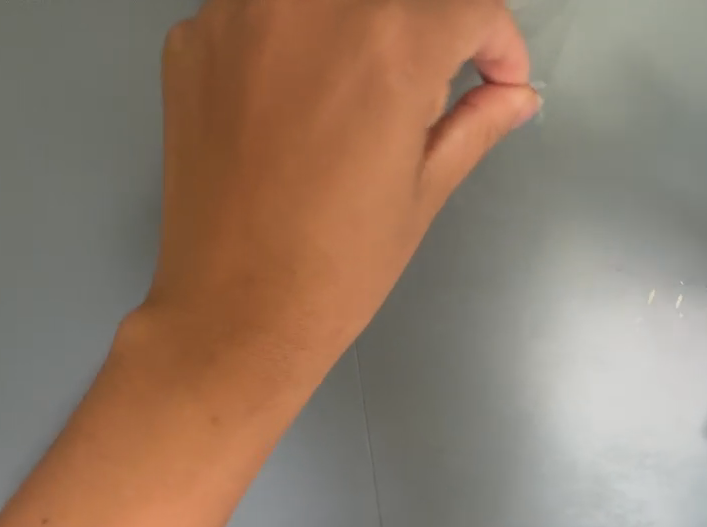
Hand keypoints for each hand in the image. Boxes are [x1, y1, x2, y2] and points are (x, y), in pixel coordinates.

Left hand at [143, 0, 538, 370]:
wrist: (234, 316)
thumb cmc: (339, 272)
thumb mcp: (421, 198)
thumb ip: (472, 126)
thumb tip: (515, 95)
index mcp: (388, 47)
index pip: (470, 4)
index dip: (498, 42)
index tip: (496, 79)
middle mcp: (310, 2)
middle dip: (429, 31)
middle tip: (423, 92)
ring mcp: (238, 11)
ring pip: (325, 0)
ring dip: (356, 32)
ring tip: (349, 100)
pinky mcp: (191, 37)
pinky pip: (262, 11)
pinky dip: (291, 42)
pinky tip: (289, 109)